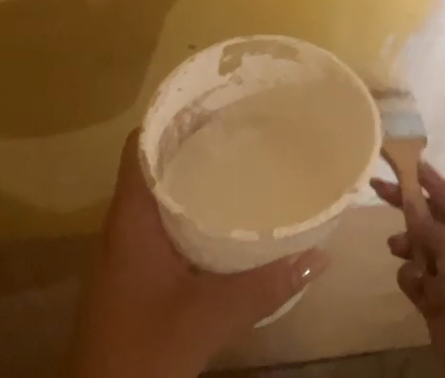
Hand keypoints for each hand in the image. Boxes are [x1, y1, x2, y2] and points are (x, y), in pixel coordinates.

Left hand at [70, 131, 330, 377]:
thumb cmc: (145, 346)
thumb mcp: (210, 315)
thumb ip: (265, 285)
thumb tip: (320, 255)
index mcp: (131, 216)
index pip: (140, 143)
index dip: (170, 114)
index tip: (212, 98)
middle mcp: (124, 223)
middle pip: (152, 163)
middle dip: (191, 141)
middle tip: (241, 125)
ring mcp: (127, 250)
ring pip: (158, 194)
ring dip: (190, 176)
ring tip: (239, 159)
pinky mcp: (135, 273)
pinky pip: (162, 222)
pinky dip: (189, 209)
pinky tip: (223, 218)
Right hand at [371, 163, 444, 377]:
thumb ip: (427, 225)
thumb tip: (410, 205)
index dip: (426, 177)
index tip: (404, 159)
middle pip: (428, 217)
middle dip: (406, 206)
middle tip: (377, 188)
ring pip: (416, 247)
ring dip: (407, 247)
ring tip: (399, 250)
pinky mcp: (434, 296)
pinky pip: (413, 276)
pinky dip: (412, 279)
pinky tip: (421, 290)